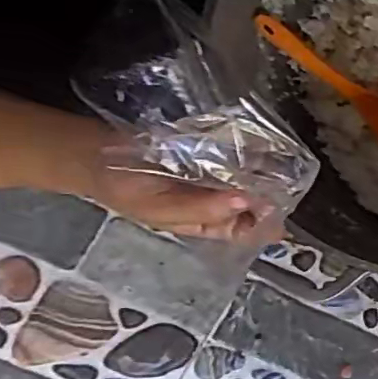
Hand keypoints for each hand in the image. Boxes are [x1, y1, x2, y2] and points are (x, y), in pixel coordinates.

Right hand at [85, 162, 272, 242]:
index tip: (277, 205)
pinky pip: (244, 158)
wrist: (95, 154)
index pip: (253, 231)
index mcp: (213, 225)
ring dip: (270, 173)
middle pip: (262, 204)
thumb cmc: (124, 189)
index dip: (270, 221)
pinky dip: (254, 154)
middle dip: (275, 194)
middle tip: (282, 182)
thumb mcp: (159, 209)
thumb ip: (202, 209)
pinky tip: (263, 147)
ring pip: (258, 181)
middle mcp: (225, 205)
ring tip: (278, 165)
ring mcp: (224, 181)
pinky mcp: (219, 158)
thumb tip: (245, 201)